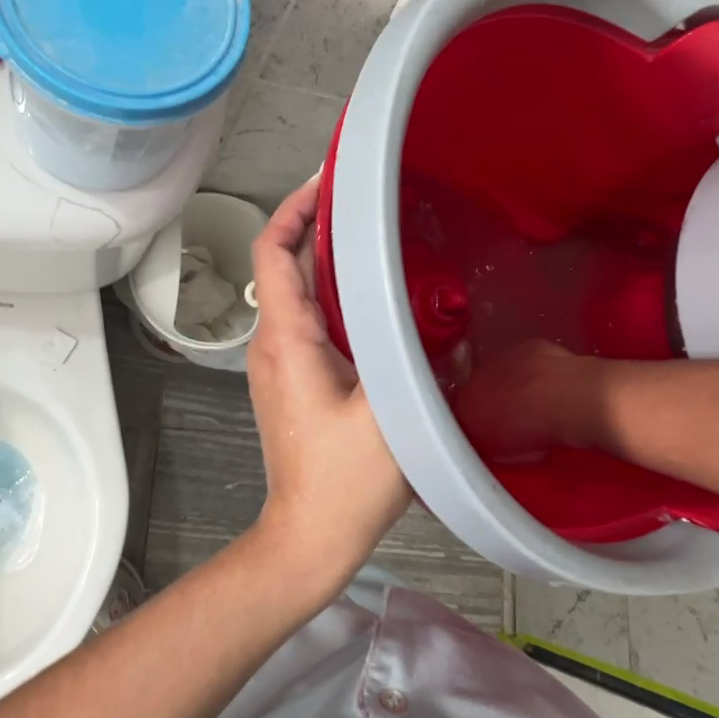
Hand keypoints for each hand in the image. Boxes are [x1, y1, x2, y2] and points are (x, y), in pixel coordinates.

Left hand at [244, 178, 410, 590]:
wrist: (308, 537)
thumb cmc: (345, 481)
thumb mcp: (390, 413)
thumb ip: (413, 359)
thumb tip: (445, 320)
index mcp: (287, 339)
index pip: (273, 251)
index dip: (294, 207)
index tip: (330, 180)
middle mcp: (272, 344)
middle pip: (285, 265)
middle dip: (320, 225)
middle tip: (370, 202)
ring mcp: (279, 364)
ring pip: (297, 294)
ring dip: (329, 260)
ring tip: (381, 239)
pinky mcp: (293, 382)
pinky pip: (308, 321)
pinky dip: (334, 296)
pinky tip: (378, 300)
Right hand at [452, 340, 600, 463]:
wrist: (557, 398)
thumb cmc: (529, 433)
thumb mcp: (505, 453)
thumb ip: (491, 442)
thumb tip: (493, 440)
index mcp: (465, 408)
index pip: (464, 412)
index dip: (479, 418)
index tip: (494, 427)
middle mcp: (475, 379)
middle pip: (480, 387)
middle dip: (494, 397)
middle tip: (516, 413)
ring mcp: (500, 358)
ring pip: (502, 370)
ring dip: (514, 381)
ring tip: (536, 397)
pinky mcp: (525, 346)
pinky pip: (526, 359)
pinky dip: (535, 369)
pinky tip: (551, 381)